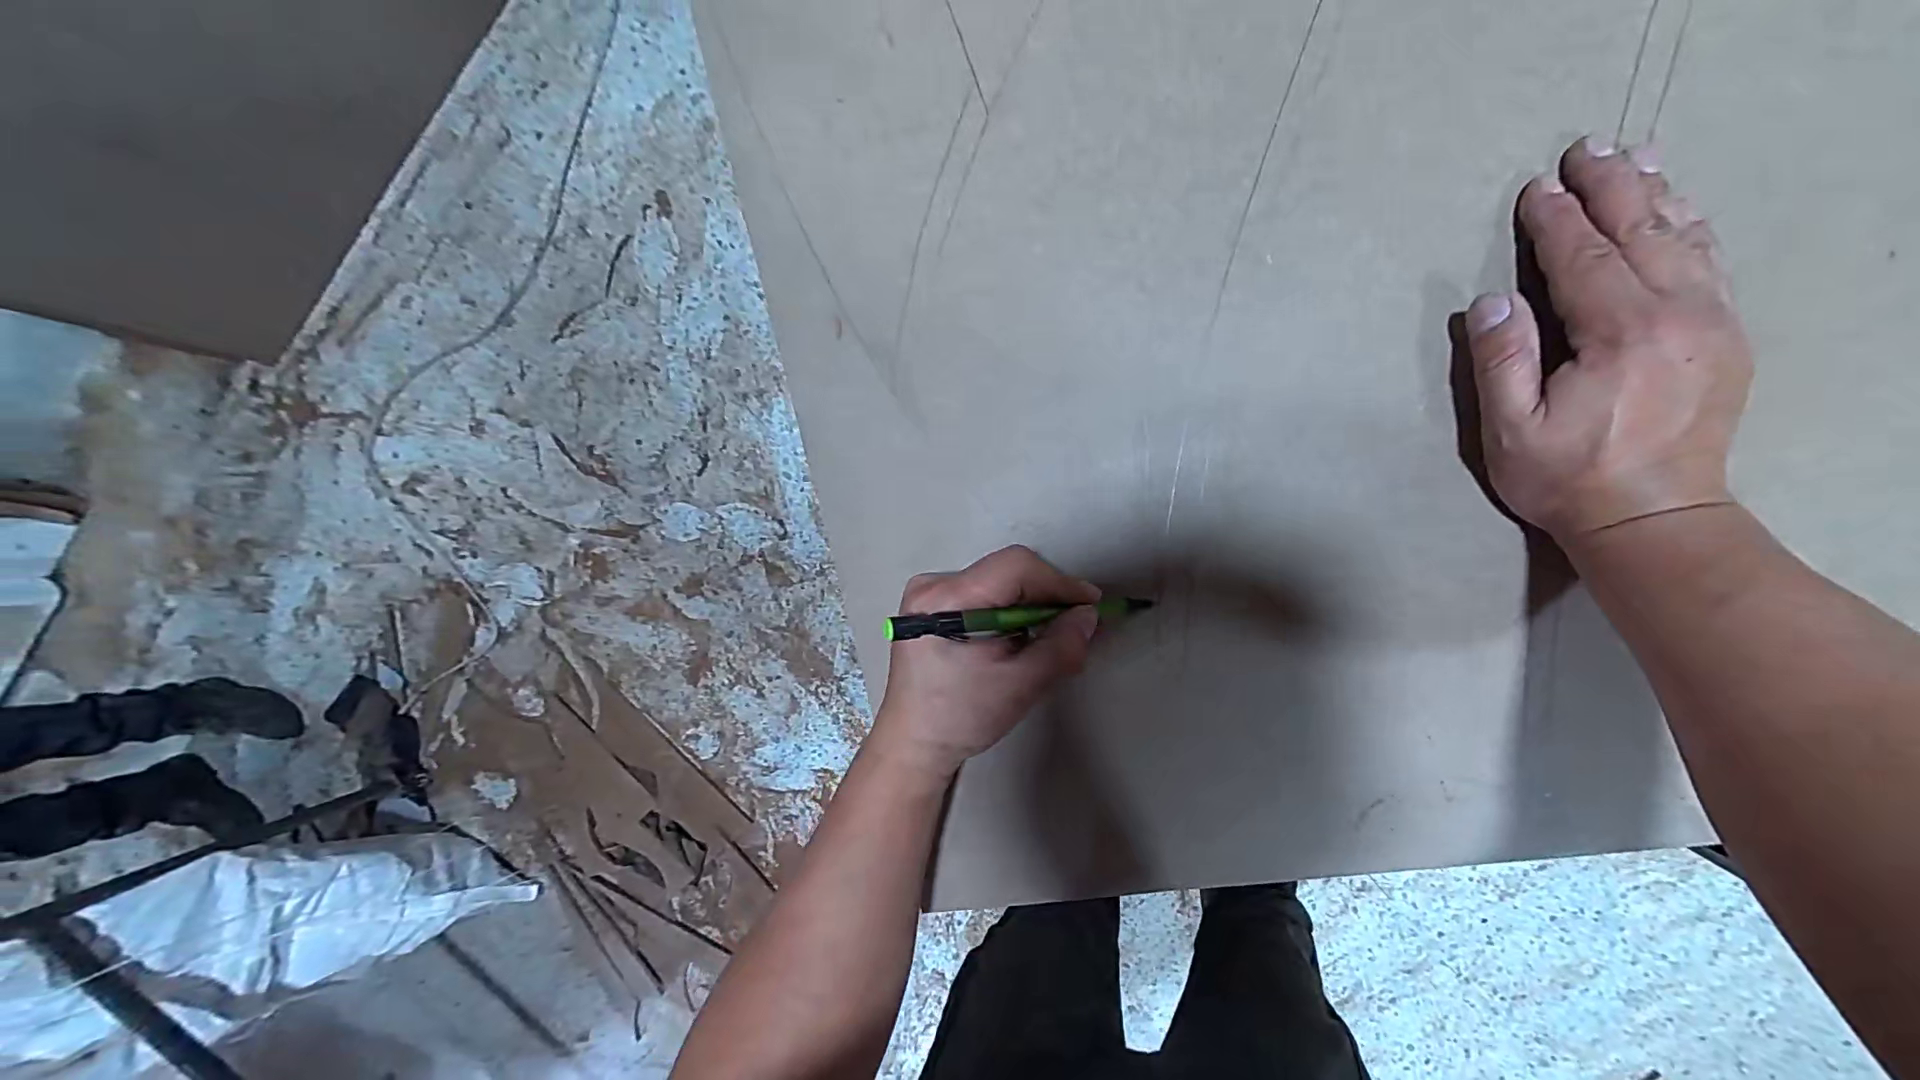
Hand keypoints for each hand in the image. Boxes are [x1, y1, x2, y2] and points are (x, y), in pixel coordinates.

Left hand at [868, 545, 1100, 776]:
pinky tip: (1016, 638)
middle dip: (1045, 595)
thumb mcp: (1021, 685)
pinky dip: (1008, 609)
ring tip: (1045, 637)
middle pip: (1006, 571)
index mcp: (945, 600)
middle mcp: (931, 586)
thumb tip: (1088, 616)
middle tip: (1073, 625)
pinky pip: (983, 592)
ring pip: (997, 580)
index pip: (1015, 567)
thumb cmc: (961, 718)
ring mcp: (927, 594)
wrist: (913, 743)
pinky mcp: (930, 606)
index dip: (1058, 583)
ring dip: (1028, 603)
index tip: (1089, 605)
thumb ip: (1061, 647)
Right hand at [1465, 137, 1753, 541]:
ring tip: (1637, 159)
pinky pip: (1710, 264)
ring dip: (1657, 195)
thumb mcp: (1511, 428)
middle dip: (1611, 188)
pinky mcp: (1726, 337)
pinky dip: (1691, 228)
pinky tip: (1679, 212)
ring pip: (1686, 239)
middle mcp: (1680, 313)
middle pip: (1642, 233)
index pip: (1582, 260)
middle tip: (1589, 147)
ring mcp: (1713, 322)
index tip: (1536, 188)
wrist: (1654, 516)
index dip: (1556, 222)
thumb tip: (1492, 300)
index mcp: (1622, 333)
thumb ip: (1502, 360)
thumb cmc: (1566, 478)